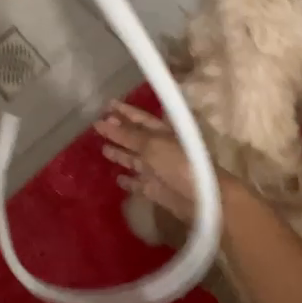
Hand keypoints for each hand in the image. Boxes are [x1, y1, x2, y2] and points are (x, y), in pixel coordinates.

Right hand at [98, 101, 227, 220]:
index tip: (107, 105)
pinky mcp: (155, 190)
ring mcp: (157, 169)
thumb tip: (103, 121)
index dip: (125, 111)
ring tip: (102, 149)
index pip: (140, 118)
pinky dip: (128, 181)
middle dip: (119, 132)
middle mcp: (159, 148)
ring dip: (120, 154)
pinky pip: (137, 183)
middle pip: (135, 138)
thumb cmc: (179, 163)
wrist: (203, 197)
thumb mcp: (152, 144)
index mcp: (162, 132)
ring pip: (134, 159)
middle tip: (98, 125)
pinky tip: (117, 178)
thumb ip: (127, 134)